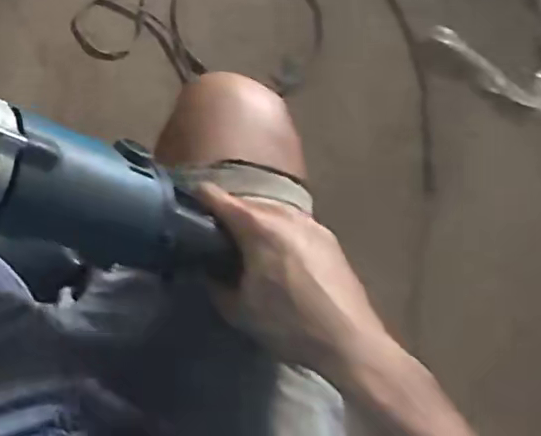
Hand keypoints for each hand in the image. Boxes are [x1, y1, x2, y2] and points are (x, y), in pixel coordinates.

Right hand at [195, 184, 393, 371]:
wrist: (354, 346)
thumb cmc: (291, 325)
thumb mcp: (239, 311)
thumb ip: (213, 283)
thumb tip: (203, 269)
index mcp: (254, 223)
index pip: (212, 193)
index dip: (194, 199)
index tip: (186, 212)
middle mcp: (280, 211)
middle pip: (241, 202)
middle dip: (227, 216)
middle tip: (219, 241)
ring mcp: (308, 221)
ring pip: (268, 210)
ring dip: (255, 224)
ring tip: (252, 251)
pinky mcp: (327, 236)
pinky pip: (292, 223)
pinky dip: (280, 233)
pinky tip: (283, 261)